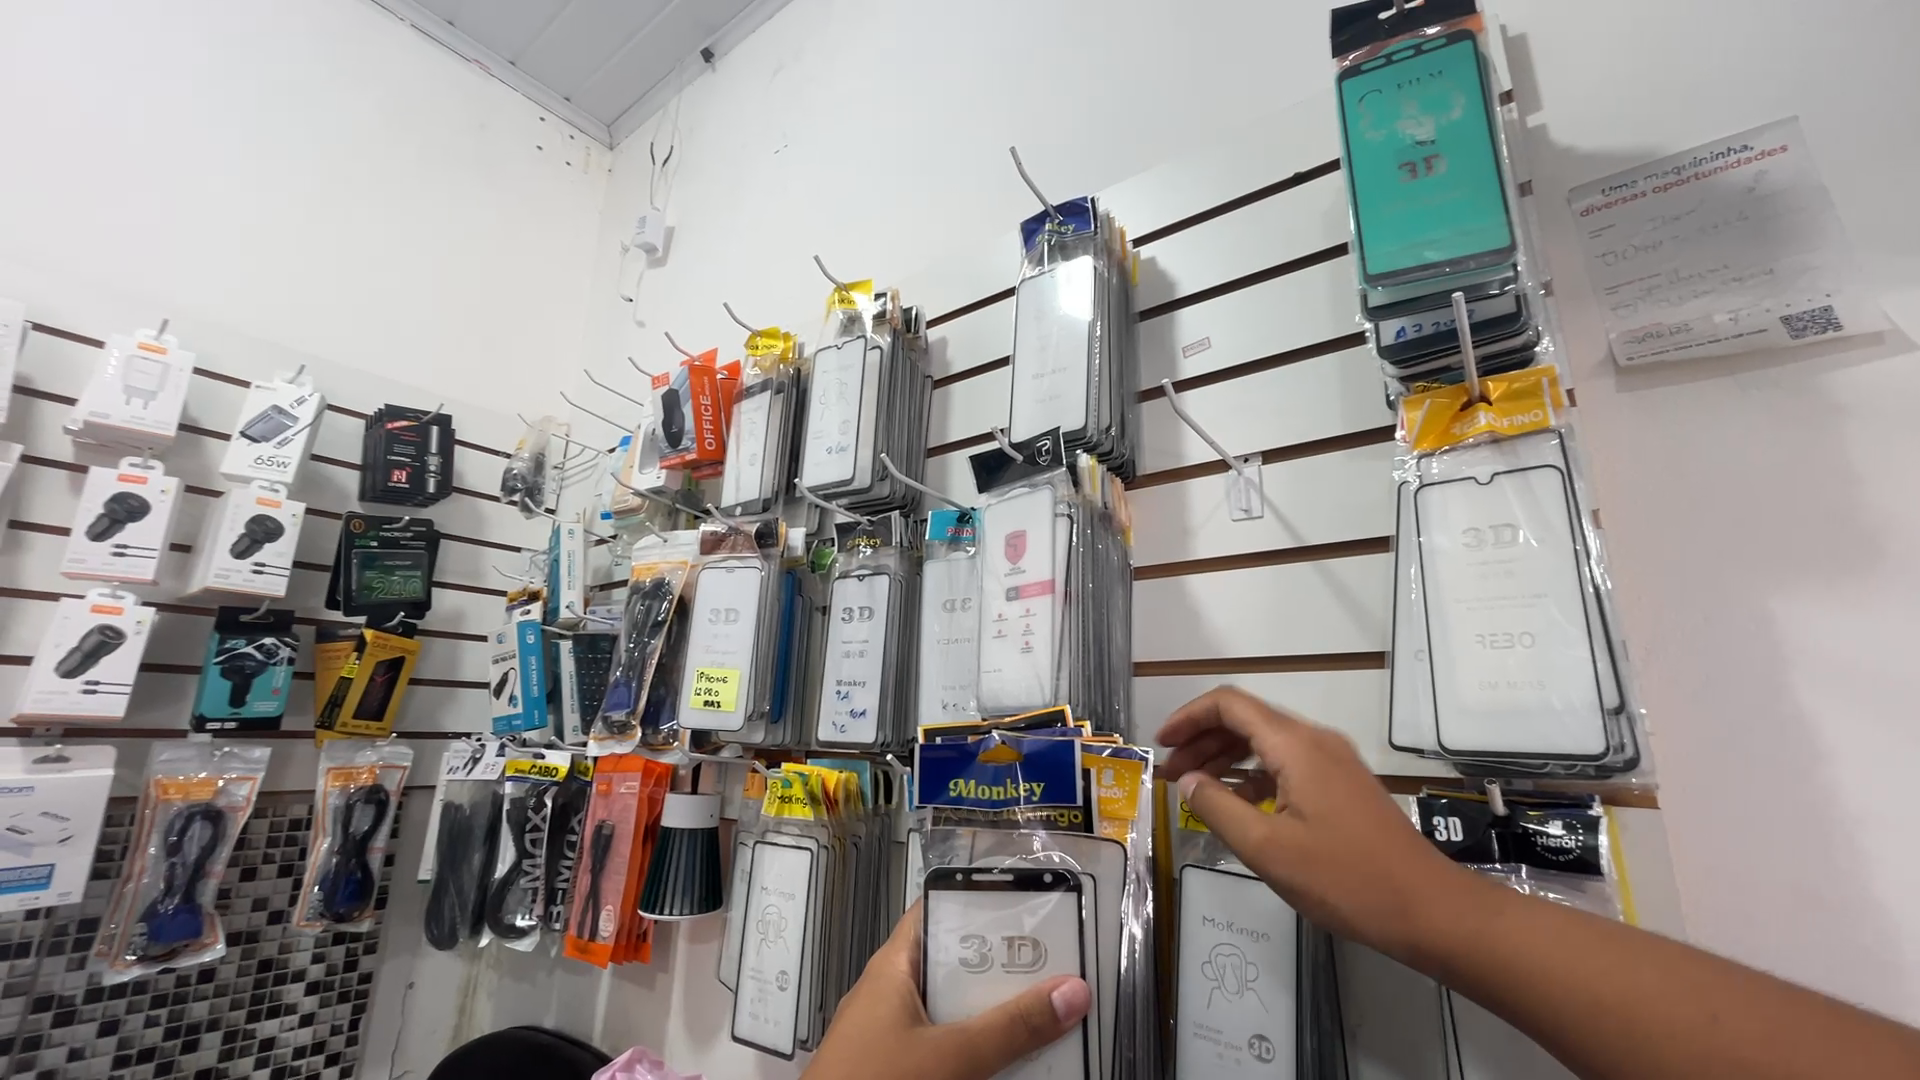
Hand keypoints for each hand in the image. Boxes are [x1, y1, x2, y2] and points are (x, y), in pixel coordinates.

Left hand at [804, 903, 1091, 1079]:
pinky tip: (1011, 1061)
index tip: (1030, 908)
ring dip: (992, 1013)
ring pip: (951, 1010)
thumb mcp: (951, 1057)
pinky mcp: (895, 1068)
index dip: (980, 903)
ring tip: (1046, 1009)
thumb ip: (1012, 1027)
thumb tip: (1077, 989)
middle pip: (953, 964)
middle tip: (1054, 964)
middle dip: (1000, 967)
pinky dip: (974, 1048)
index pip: (938, 911)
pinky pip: (942, 1046)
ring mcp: (890, 1034)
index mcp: (894, 966)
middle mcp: (891, 991)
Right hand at [1156, 686, 1467, 954]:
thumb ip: (1217, 808)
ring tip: (1195, 788)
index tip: (1161, 745)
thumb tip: (1187, 782)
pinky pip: (1285, 762)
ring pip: (1265, 741)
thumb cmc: (1345, 879)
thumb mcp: (1267, 848)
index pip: (1229, 705)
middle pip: (1245, 719)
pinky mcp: (1342, 784)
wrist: (1430, 910)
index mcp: (1295, 746)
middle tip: (1171, 774)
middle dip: (1201, 740)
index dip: (1188, 717)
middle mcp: (1314, 740)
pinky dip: (1252, 774)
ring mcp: (1332, 761)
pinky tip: (1237, 803)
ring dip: (1225, 757)